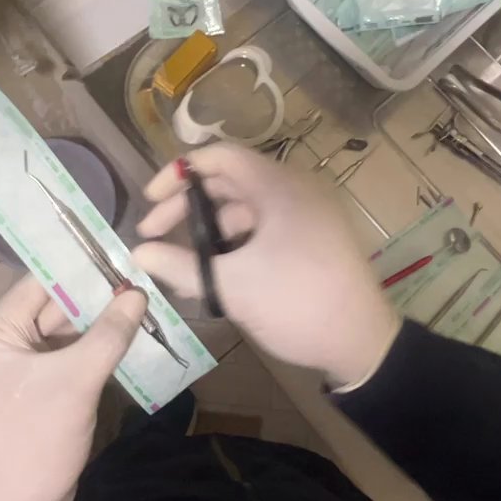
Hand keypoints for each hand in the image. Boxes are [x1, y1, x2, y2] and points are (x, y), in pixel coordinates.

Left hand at [0, 275, 145, 500]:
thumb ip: (109, 333)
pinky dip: (87, 350)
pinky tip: (123, 337)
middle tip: (139, 281)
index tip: (120, 257)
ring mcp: (7, 368)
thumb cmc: (35, 442)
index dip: (80, 271)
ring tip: (139, 304)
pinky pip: (59, 357)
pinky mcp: (25, 389)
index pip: (37, 286)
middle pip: (49, 308)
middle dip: (94, 300)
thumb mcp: (77, 382)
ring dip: (95, 325)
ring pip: (58, 333)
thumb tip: (137, 292)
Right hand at [132, 144, 400, 388]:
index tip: (149, 203)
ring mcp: (307, 213)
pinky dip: (235, 244)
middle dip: (186, 208)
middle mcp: (295, 188)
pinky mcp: (313, 237)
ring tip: (178, 265)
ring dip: (208, 232)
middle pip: (228, 182)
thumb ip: (180, 266)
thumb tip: (137, 254)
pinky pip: (263, 227)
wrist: (362, 344)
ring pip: (244, 209)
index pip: (218, 156)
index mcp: (279, 185)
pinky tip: (212, 274)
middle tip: (152, 236)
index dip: (178, 173)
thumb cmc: (296, 303)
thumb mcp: (232, 286)